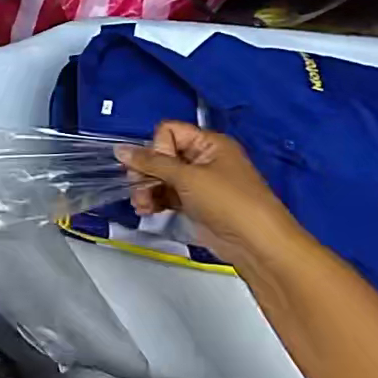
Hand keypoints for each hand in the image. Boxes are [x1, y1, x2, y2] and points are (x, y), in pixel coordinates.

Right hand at [114, 121, 301, 260]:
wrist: (256, 245)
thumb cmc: (229, 203)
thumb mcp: (188, 177)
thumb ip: (151, 162)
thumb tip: (121, 149)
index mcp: (209, 144)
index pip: (169, 132)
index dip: (157, 147)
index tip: (157, 166)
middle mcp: (203, 160)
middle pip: (161, 155)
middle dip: (146, 171)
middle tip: (137, 184)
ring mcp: (198, 183)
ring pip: (160, 177)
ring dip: (146, 188)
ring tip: (142, 204)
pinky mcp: (194, 204)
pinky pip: (166, 195)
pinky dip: (154, 200)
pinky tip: (147, 209)